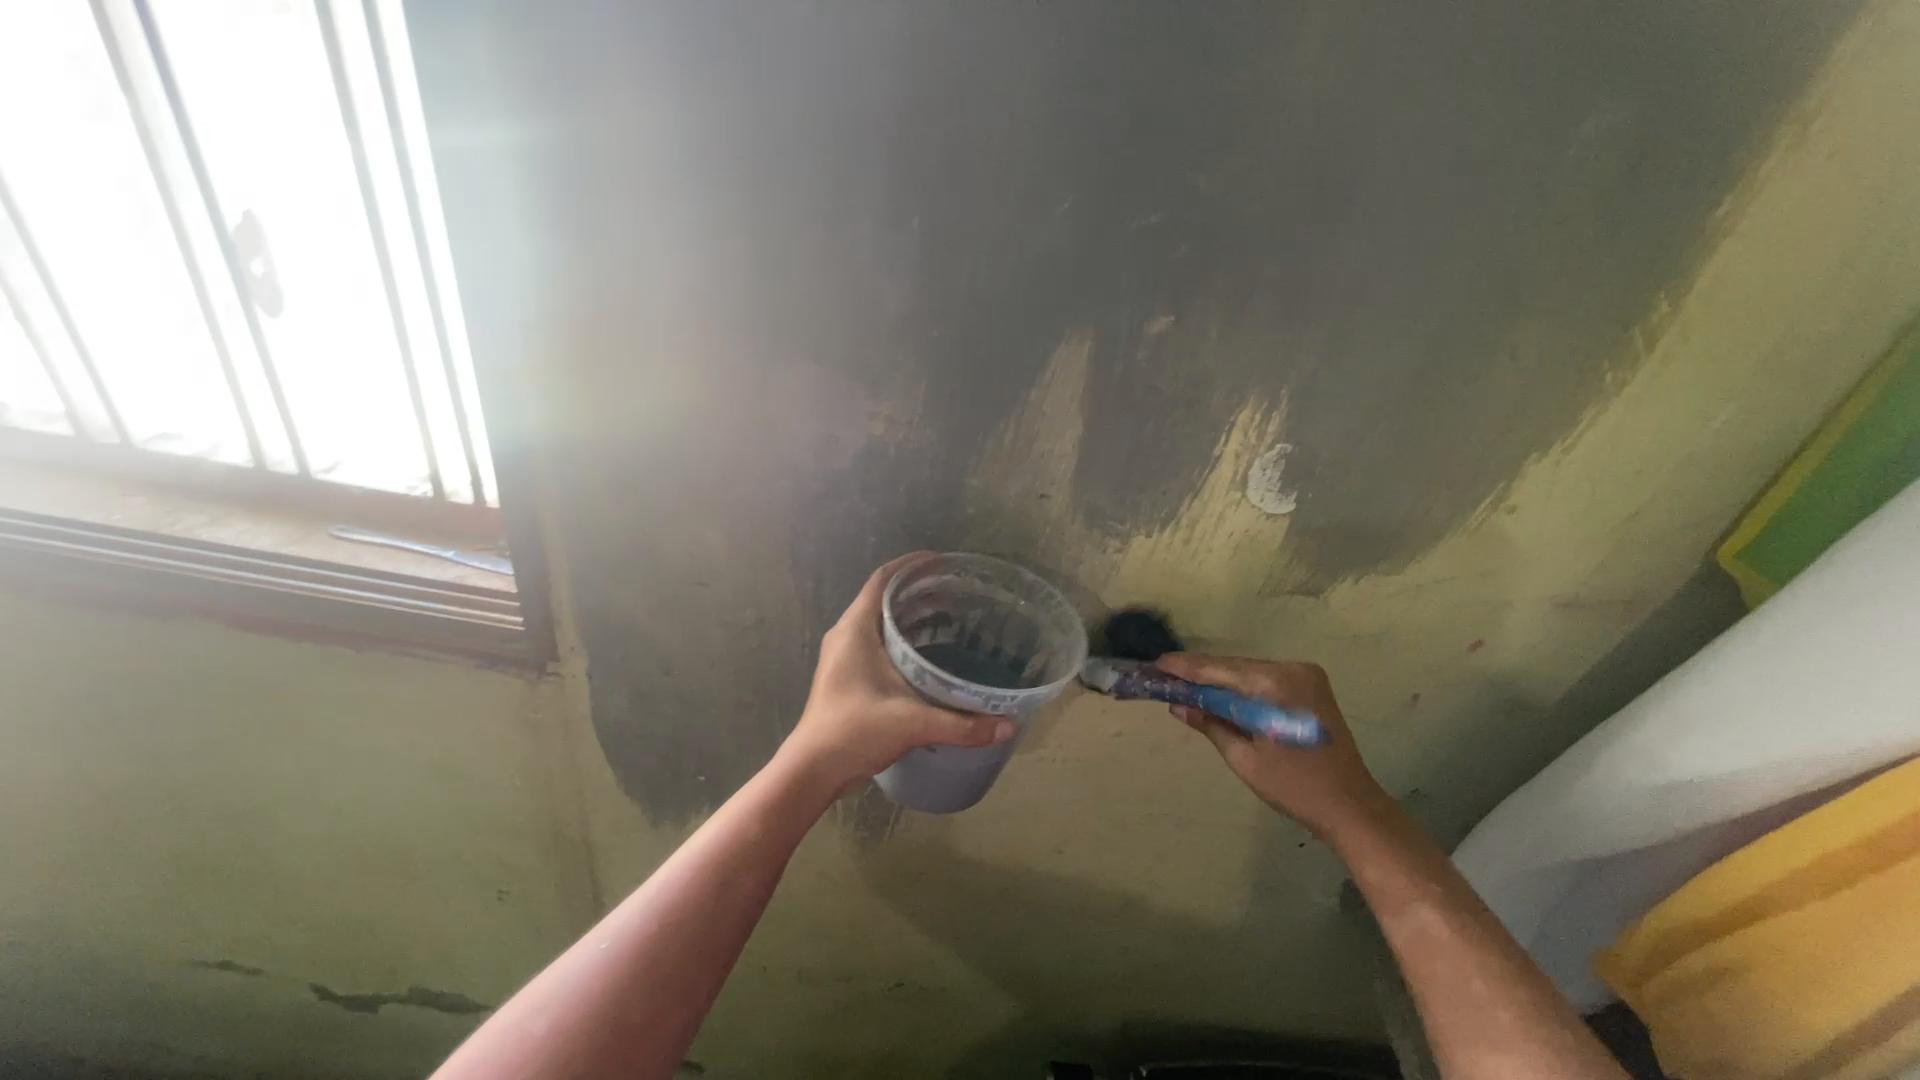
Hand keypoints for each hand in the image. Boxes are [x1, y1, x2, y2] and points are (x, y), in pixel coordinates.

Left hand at [782, 553, 1015, 792]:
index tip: (942, 562)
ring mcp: (842, 657)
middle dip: (918, 591)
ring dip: (909, 617)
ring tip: (947, 620)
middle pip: (883, 598)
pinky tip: (926, 658)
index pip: (883, 579)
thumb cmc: (855, 731)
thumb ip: (962, 724)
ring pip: (878, 622)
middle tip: (956, 594)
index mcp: (855, 629)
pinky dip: (901, 640)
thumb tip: (1008, 724)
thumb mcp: (912, 723)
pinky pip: (875, 643)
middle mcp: (845, 635)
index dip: (911, 565)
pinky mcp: (845, 676)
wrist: (814, 769)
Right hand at [1156, 653, 1392, 841]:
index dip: (1185, 669)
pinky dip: (1241, 686)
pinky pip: (1264, 679)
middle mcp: (1291, 669)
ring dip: (1219, 679)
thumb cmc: (1294, 786)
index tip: (1156, 665)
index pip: (1219, 671)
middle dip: (1199, 673)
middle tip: (1165, 675)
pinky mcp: (1310, 685)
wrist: (1350, 805)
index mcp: (1274, 684)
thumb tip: (1178, 705)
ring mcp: (1304, 675)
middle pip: (1233, 667)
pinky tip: (1219, 692)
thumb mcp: (1243, 757)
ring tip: (1185, 684)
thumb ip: (1210, 723)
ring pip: (1248, 671)